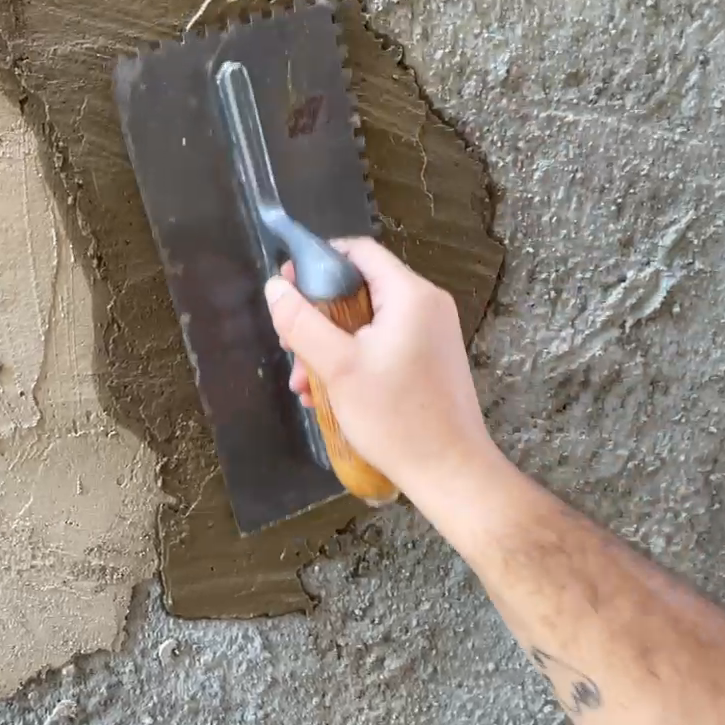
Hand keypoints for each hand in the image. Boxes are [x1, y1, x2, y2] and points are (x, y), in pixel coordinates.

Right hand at [266, 238, 496, 498]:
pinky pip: (379, 345)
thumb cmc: (395, 416)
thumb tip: (274, 287)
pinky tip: (328, 394)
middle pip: (358, 289)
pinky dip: (350, 361)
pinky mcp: (426, 361)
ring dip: (328, 346)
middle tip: (290, 346)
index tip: (287, 291)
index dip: (317, 263)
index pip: (358, 252)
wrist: (449, 472)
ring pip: (364, 322)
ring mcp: (429, 334)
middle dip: (317, 316)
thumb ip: (301, 322)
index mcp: (410, 295)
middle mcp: (425, 306)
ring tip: (304, 383)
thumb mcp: (337, 367)